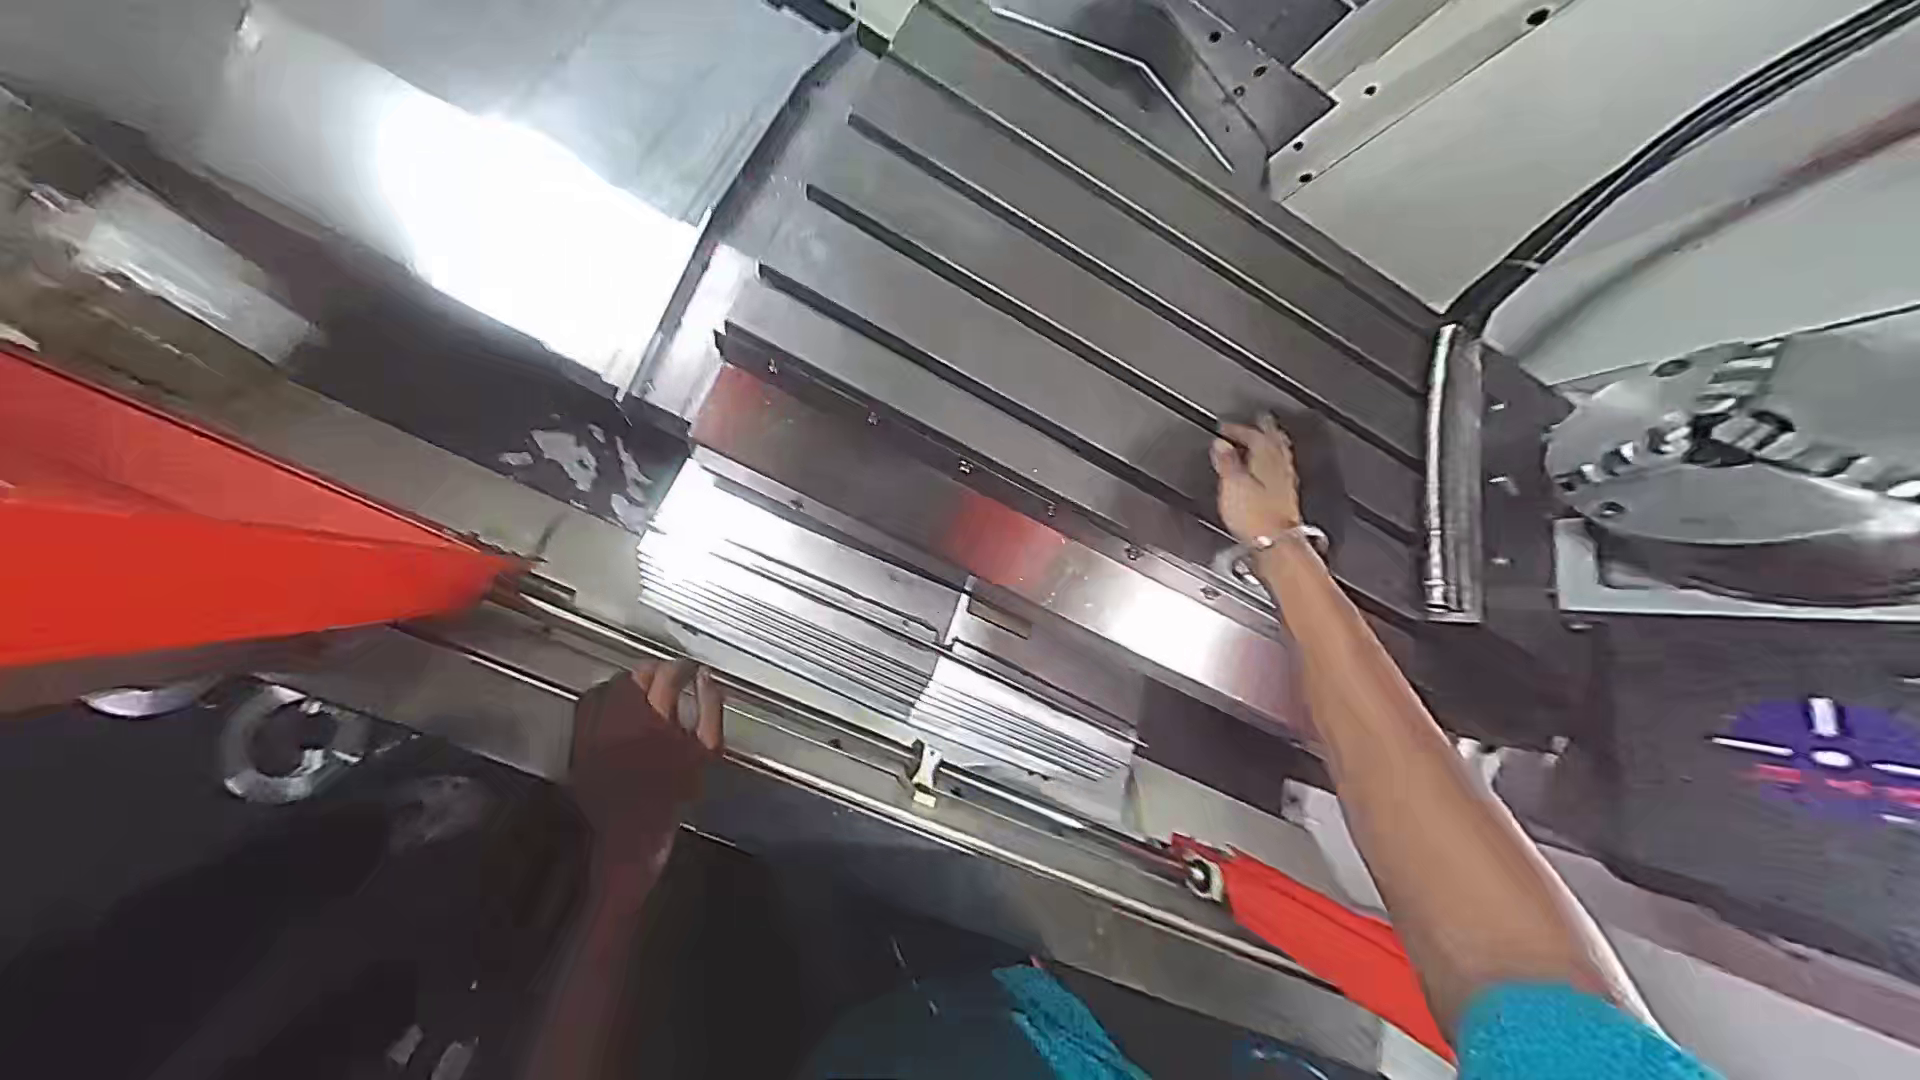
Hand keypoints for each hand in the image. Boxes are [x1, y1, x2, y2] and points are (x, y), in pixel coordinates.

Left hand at [567, 661, 722, 857]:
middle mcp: (622, 721)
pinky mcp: (579, 742)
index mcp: (657, 721)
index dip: (683, 667)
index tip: (690, 670)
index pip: (669, 675)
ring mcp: (595, 731)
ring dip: (631, 680)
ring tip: (645, 687)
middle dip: (657, 670)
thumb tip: (705, 677)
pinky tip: (616, 702)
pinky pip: (587, 703)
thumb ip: (711, 707)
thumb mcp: (707, 751)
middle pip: (637, 674)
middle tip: (669, 676)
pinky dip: (603, 695)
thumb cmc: (675, 792)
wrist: (632, 832)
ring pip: (611, 684)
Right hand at [1210, 413, 1302, 543]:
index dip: (1239, 429)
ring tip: (1268, 438)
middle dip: (1264, 429)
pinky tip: (1272, 469)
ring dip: (1272, 443)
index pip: (1254, 435)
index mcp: (1265, 458)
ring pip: (1280, 454)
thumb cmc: (1254, 515)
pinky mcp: (1286, 497)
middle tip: (1260, 420)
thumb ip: (1226, 462)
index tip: (1227, 426)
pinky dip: (1275, 462)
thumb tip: (1221, 445)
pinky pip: (1281, 469)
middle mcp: (1278, 467)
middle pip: (1273, 441)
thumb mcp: (1232, 484)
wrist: (1275, 542)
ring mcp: (1285, 482)